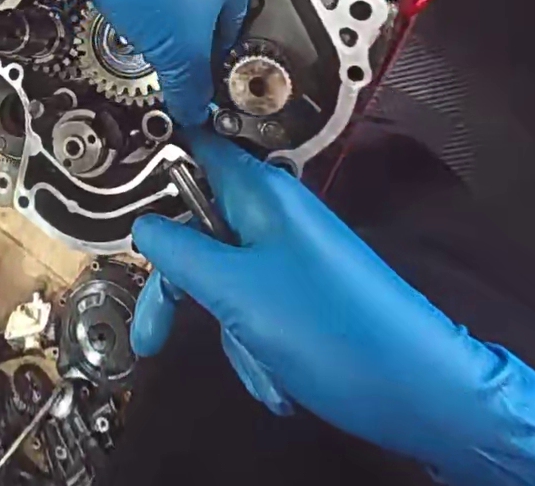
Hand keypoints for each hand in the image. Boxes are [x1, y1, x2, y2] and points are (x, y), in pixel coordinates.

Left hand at [11, 0, 249, 125]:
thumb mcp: (178, 46)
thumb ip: (191, 85)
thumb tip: (194, 113)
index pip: (232, 41)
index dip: (211, 69)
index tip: (194, 87)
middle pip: (200, 20)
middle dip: (181, 45)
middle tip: (163, 62)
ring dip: (156, 21)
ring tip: (138, 32)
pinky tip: (120, 2)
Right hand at [129, 128, 534, 485]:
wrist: (417, 385)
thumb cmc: (323, 325)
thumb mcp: (237, 291)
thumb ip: (181, 253)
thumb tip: (142, 225)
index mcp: (261, 190)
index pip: (198, 149)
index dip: (157, 163)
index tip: (117, 193)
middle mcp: (274, 210)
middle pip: (201, 226)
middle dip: (182, 286)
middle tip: (153, 336)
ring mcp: (288, 249)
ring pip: (224, 275)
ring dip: (228, 325)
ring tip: (262, 363)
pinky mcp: (300, 286)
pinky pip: (254, 303)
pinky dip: (256, 340)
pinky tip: (280, 375)